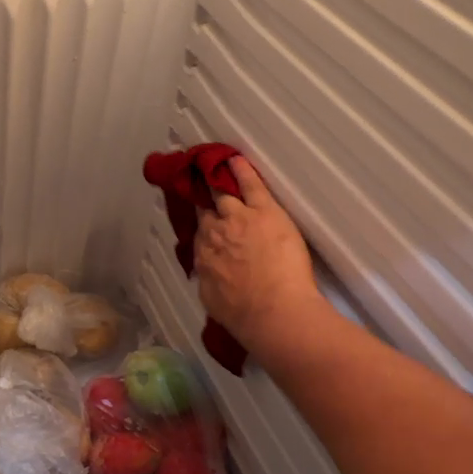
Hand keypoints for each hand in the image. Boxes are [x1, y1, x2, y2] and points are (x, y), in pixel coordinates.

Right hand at [194, 157, 327, 351]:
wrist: (271, 311)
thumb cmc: (242, 314)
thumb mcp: (212, 298)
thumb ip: (208, 278)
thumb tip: (207, 272)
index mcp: (203, 255)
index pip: (200, 233)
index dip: (203, 225)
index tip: (204, 221)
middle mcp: (214, 233)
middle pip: (207, 211)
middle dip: (204, 201)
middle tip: (203, 191)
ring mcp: (238, 218)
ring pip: (223, 195)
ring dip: (218, 183)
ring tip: (213, 171)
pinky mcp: (263, 211)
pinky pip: (250, 185)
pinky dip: (241, 171)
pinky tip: (235, 159)